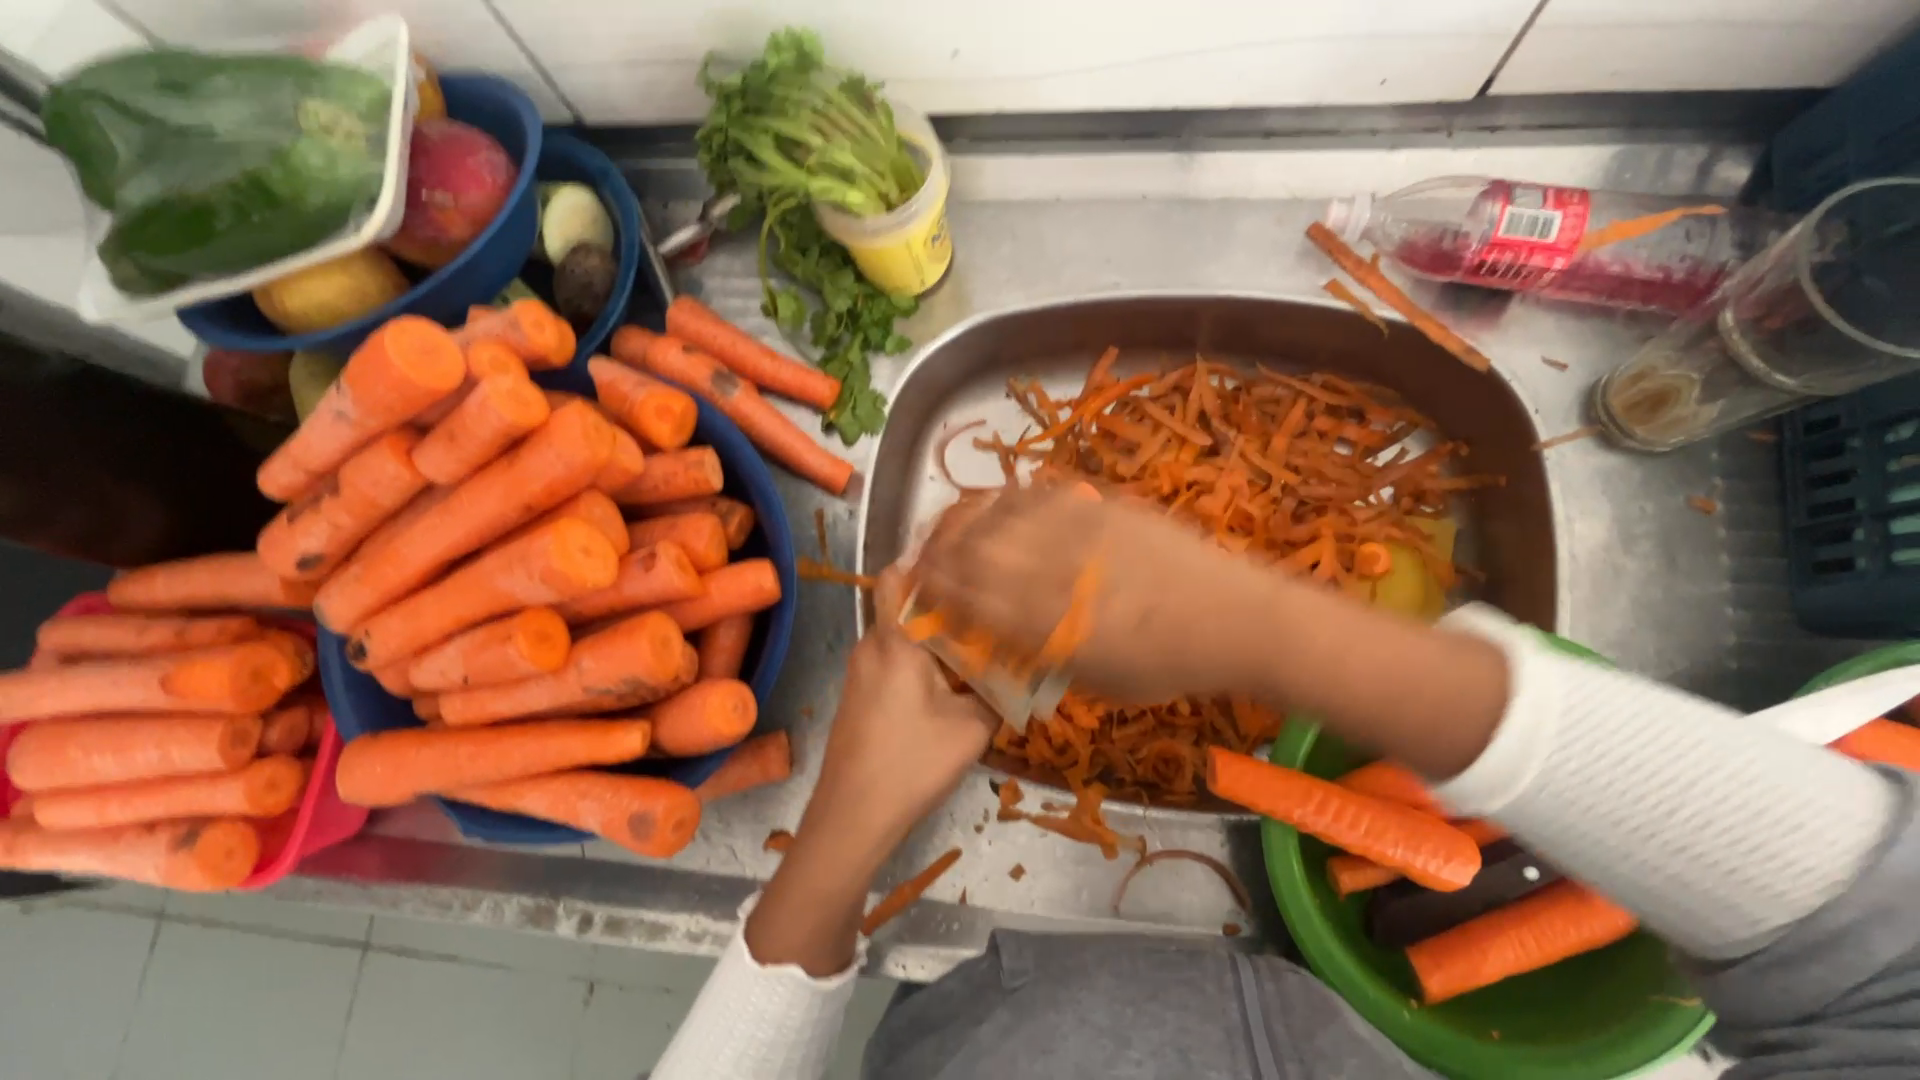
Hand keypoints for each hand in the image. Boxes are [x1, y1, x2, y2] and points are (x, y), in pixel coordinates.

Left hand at [746, 565, 997, 976]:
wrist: (852, 816)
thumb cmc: (912, 763)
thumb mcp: (972, 728)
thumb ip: (1000, 692)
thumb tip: (1024, 669)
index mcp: (895, 640)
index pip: (898, 575)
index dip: (928, 560)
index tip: (967, 560)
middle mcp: (871, 646)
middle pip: (904, 606)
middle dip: (942, 603)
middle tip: (986, 607)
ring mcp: (859, 672)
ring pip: (899, 636)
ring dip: (931, 637)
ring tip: (976, 643)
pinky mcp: (858, 696)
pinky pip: (891, 660)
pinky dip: (918, 660)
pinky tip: (949, 682)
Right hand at [914, 487, 1288, 703]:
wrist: (1230, 618)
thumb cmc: (1163, 666)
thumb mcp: (1090, 679)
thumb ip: (1037, 653)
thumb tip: (998, 635)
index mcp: (1037, 620)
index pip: (960, 595)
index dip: (930, 590)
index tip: (918, 591)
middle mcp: (1043, 566)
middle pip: (964, 546)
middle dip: (935, 551)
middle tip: (927, 557)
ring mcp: (1070, 527)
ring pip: (992, 511)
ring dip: (962, 520)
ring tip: (954, 528)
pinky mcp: (1095, 503)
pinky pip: (1034, 493)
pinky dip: (1007, 500)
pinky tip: (1003, 508)